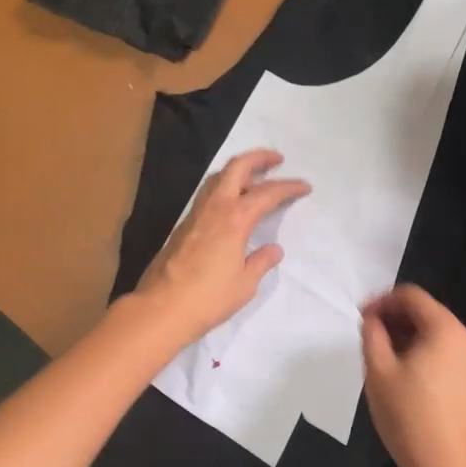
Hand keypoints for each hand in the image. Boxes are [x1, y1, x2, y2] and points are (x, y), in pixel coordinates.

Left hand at [133, 149, 309, 346]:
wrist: (160, 308)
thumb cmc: (207, 298)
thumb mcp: (244, 284)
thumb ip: (261, 262)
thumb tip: (274, 249)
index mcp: (235, 218)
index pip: (267, 193)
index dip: (288, 187)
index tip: (304, 187)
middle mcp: (215, 207)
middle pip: (237, 167)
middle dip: (259, 158)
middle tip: (277, 159)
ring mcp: (196, 213)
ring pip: (218, 176)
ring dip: (239, 169)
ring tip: (255, 175)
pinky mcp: (184, 224)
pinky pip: (208, 192)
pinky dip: (225, 185)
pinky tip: (231, 200)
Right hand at [361, 284, 465, 466]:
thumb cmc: (409, 418)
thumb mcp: (379, 372)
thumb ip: (372, 335)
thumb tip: (373, 320)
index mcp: (446, 328)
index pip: (411, 296)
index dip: (382, 301)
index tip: (360, 318)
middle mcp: (464, 337)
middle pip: (425, 312)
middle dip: (393, 318)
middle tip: (367, 335)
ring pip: (433, 332)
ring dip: (405, 335)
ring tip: (380, 354)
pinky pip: (442, 351)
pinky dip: (420, 351)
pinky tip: (401, 372)